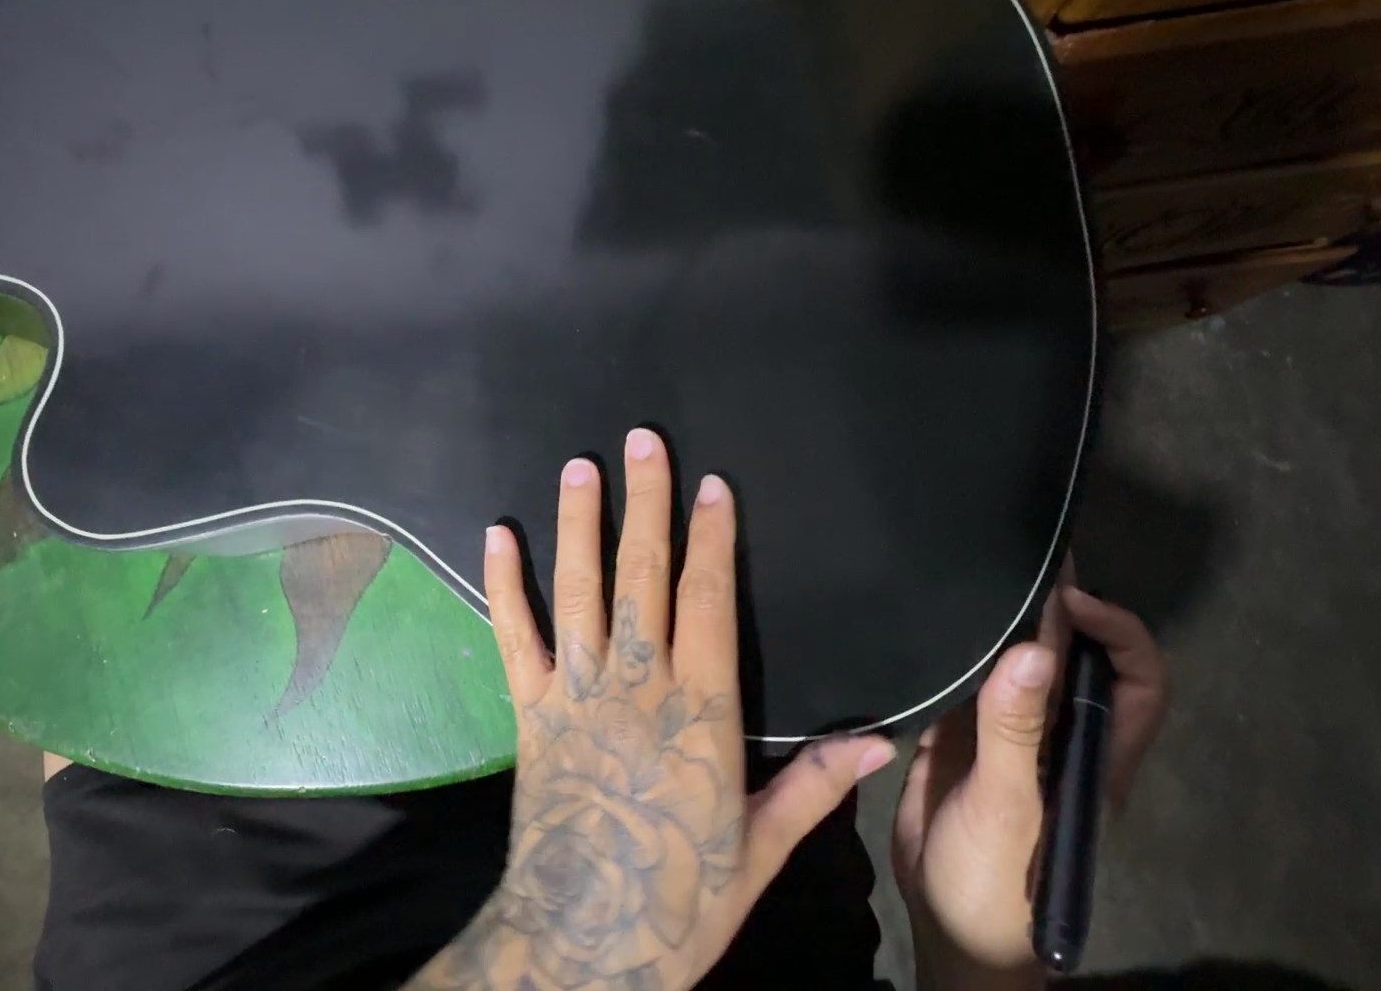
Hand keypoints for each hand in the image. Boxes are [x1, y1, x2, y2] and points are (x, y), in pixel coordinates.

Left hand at [409, 429, 896, 990]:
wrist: (584, 941)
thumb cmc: (679, 896)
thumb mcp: (761, 848)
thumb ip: (816, 786)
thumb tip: (882, 741)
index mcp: (701, 709)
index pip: (708, 601)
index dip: (711, 537)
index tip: (711, 484)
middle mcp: (637, 684)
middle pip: (643, 576)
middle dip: (645, 504)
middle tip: (642, 441)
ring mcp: (577, 692)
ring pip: (579, 590)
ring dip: (579, 524)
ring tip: (579, 466)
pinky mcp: (531, 710)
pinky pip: (515, 636)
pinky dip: (504, 584)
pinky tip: (498, 535)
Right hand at [891, 555, 1167, 990]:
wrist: (945, 919)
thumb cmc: (997, 875)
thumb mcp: (1010, 805)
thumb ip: (1016, 732)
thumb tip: (1033, 647)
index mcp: (1092, 748)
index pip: (1135, 677)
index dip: (1114, 629)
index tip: (1065, 594)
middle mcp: (1054, 729)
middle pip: (1072, 656)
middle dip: (1056, 606)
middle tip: (1016, 552)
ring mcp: (1003, 730)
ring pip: (1015, 661)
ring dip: (1001, 620)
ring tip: (968, 569)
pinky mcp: (955, 733)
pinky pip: (961, 678)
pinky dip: (952, 646)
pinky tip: (926, 617)